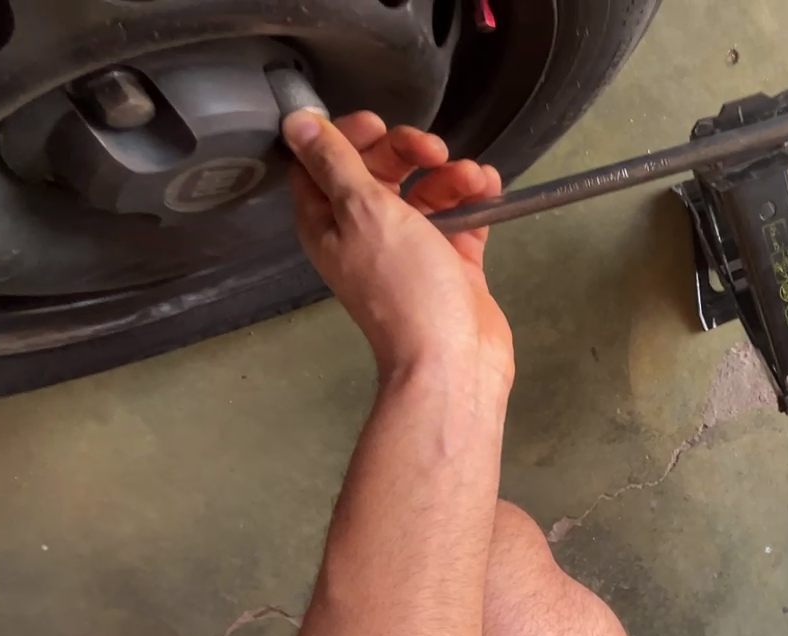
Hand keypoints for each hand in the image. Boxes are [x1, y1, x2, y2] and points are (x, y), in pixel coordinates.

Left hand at [283, 111, 512, 385]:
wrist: (454, 359)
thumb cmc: (407, 291)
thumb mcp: (364, 213)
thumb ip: (335, 163)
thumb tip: (297, 124)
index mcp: (331, 224)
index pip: (324, 164)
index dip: (347, 136)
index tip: (379, 125)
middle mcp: (369, 235)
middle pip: (382, 174)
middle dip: (407, 152)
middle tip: (432, 149)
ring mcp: (416, 252)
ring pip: (428, 195)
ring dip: (451, 176)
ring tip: (475, 178)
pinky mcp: (455, 267)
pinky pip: (464, 221)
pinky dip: (476, 202)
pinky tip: (490, 189)